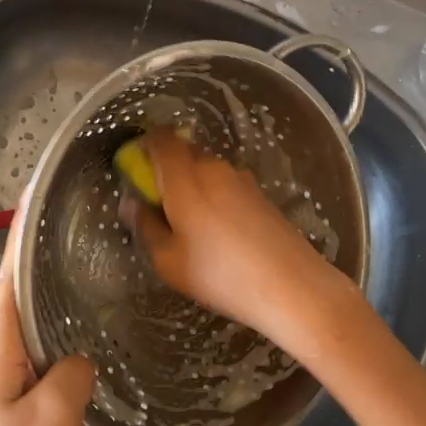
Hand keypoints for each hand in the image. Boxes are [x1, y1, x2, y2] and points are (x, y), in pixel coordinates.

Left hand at [0, 205, 94, 425]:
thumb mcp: (53, 417)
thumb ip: (71, 375)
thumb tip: (79, 361)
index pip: (7, 282)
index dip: (19, 240)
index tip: (33, 201)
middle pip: (19, 306)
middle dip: (42, 272)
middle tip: (77, 244)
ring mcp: (3, 395)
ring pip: (36, 345)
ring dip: (59, 321)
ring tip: (93, 299)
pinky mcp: (16, 423)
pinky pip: (47, 382)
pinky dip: (70, 372)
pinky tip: (100, 378)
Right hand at [126, 129, 358, 343]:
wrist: (293, 287)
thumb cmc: (222, 275)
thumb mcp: (169, 261)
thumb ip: (145, 226)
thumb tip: (131, 204)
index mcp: (186, 178)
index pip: (160, 139)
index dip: (143, 146)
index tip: (135, 171)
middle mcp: (214, 168)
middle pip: (183, 151)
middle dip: (165, 170)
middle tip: (159, 205)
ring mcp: (241, 179)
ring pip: (205, 169)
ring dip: (191, 184)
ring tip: (191, 225)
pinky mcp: (260, 193)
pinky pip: (225, 183)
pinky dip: (214, 196)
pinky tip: (219, 232)